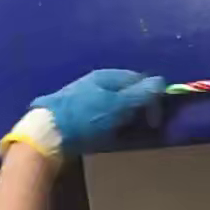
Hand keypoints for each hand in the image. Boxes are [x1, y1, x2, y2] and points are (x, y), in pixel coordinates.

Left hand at [4, 69, 166, 158]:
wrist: (47, 134)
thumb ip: (141, 94)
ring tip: (124, 131)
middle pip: (128, 90)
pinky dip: (110, 121)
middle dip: (138, 107)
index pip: (140, 80)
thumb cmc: (86, 118)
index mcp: (108, 75)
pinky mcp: (76, 110)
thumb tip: (162, 83)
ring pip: (115, 102)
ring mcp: (84, 94)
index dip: (153, 97)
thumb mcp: (118, 106)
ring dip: (124, 115)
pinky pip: (102, 112)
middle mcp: (96, 80)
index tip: (154, 120)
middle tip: (141, 126)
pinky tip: (107, 132)